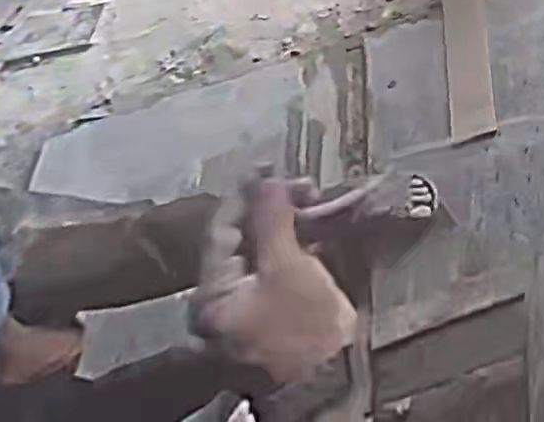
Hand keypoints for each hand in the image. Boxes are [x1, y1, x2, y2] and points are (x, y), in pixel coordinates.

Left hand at [191, 176, 356, 383]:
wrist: (331, 375)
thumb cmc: (302, 323)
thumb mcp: (287, 266)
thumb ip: (272, 219)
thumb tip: (265, 178)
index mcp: (212, 294)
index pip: (222, 229)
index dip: (246, 195)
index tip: (269, 168)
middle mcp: (222, 297)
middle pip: (241, 235)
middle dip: (271, 205)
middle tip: (303, 186)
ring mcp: (247, 300)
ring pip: (261, 244)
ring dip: (286, 217)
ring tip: (313, 196)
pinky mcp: (272, 301)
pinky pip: (276, 258)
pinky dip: (294, 236)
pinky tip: (315, 218)